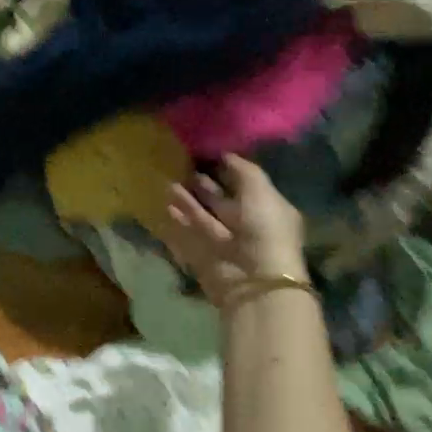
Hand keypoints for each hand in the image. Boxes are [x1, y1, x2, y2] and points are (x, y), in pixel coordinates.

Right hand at [153, 156, 307, 306]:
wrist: (252, 277)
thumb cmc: (264, 230)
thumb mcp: (261, 193)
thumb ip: (244, 171)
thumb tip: (226, 154)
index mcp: (266, 208)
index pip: (245, 185)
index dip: (227, 170)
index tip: (207, 155)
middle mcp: (245, 224)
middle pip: (221, 201)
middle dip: (204, 186)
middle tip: (183, 167)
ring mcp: (222, 242)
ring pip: (202, 217)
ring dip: (187, 202)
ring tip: (169, 184)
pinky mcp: (202, 255)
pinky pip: (187, 235)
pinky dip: (177, 222)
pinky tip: (166, 207)